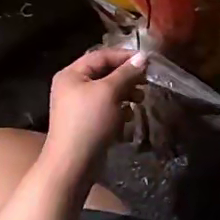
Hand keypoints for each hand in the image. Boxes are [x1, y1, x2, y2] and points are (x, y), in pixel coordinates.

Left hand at [41, 48, 146, 176]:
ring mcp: (78, 106)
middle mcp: (72, 86)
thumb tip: (143, 57)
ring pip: (107, 92)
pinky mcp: (86, 122)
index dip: (125, 56)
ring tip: (140, 100)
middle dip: (126, 77)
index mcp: (71, 74)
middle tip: (146, 82)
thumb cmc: (89, 122)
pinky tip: (128, 117)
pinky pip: (105, 108)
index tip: (148, 61)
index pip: (101, 56)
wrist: (73, 163)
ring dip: (125, 94)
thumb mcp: (109, 92)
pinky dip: (118, 110)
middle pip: (104, 73)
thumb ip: (126, 73)